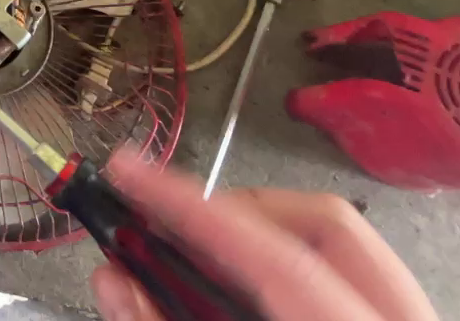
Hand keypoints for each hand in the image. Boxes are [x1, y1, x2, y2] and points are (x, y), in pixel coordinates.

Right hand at [91, 159, 438, 320]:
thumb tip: (111, 278)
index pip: (278, 257)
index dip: (191, 206)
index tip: (124, 170)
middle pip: (327, 222)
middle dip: (235, 208)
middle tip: (171, 221)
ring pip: (339, 239)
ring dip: (255, 233)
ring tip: (197, 257)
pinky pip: (347, 272)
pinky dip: (281, 264)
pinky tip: (238, 290)